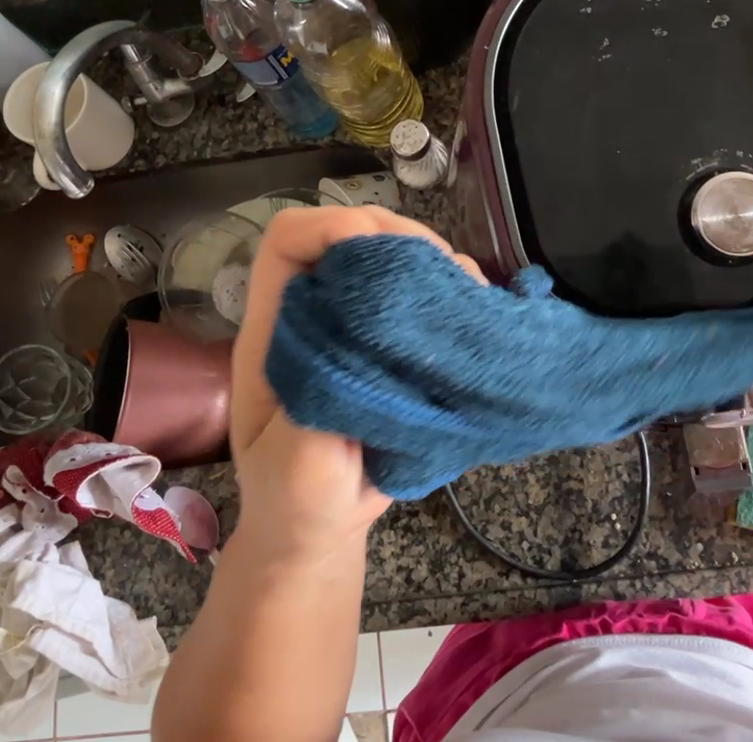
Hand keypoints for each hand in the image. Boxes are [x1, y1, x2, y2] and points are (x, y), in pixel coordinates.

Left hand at [229, 205, 484, 559]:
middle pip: (350, 235)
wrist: (319, 524)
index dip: (331, 228)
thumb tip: (355, 359)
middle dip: (399, 238)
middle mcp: (317, 314)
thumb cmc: (295, 500)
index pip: (288, 243)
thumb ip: (314, 419)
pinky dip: (454, 291)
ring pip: (392, 257)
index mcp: (277, 331)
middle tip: (444, 274)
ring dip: (434, 263)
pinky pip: (423, 293)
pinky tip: (476, 315)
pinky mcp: (393, 343)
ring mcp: (356, 326)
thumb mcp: (297, 473)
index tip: (381, 253)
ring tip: (467, 298)